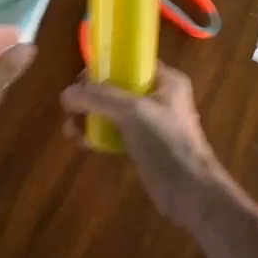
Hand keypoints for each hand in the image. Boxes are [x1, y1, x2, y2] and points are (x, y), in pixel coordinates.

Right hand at [61, 65, 248, 229]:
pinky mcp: (144, 144)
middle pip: (114, 88)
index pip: (127, 64)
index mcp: (165, 81)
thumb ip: (98, 97)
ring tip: (71, 132)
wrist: (191, 193)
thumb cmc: (167, 144)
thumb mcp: (133, 112)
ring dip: (89, 118)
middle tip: (70, 113)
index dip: (101, 70)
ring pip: (111, 111)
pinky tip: (83, 144)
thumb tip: (66, 94)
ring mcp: (151, 122)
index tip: (78, 84)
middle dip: (89, 99)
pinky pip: (114, 131)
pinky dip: (97, 134)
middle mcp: (158, 97)